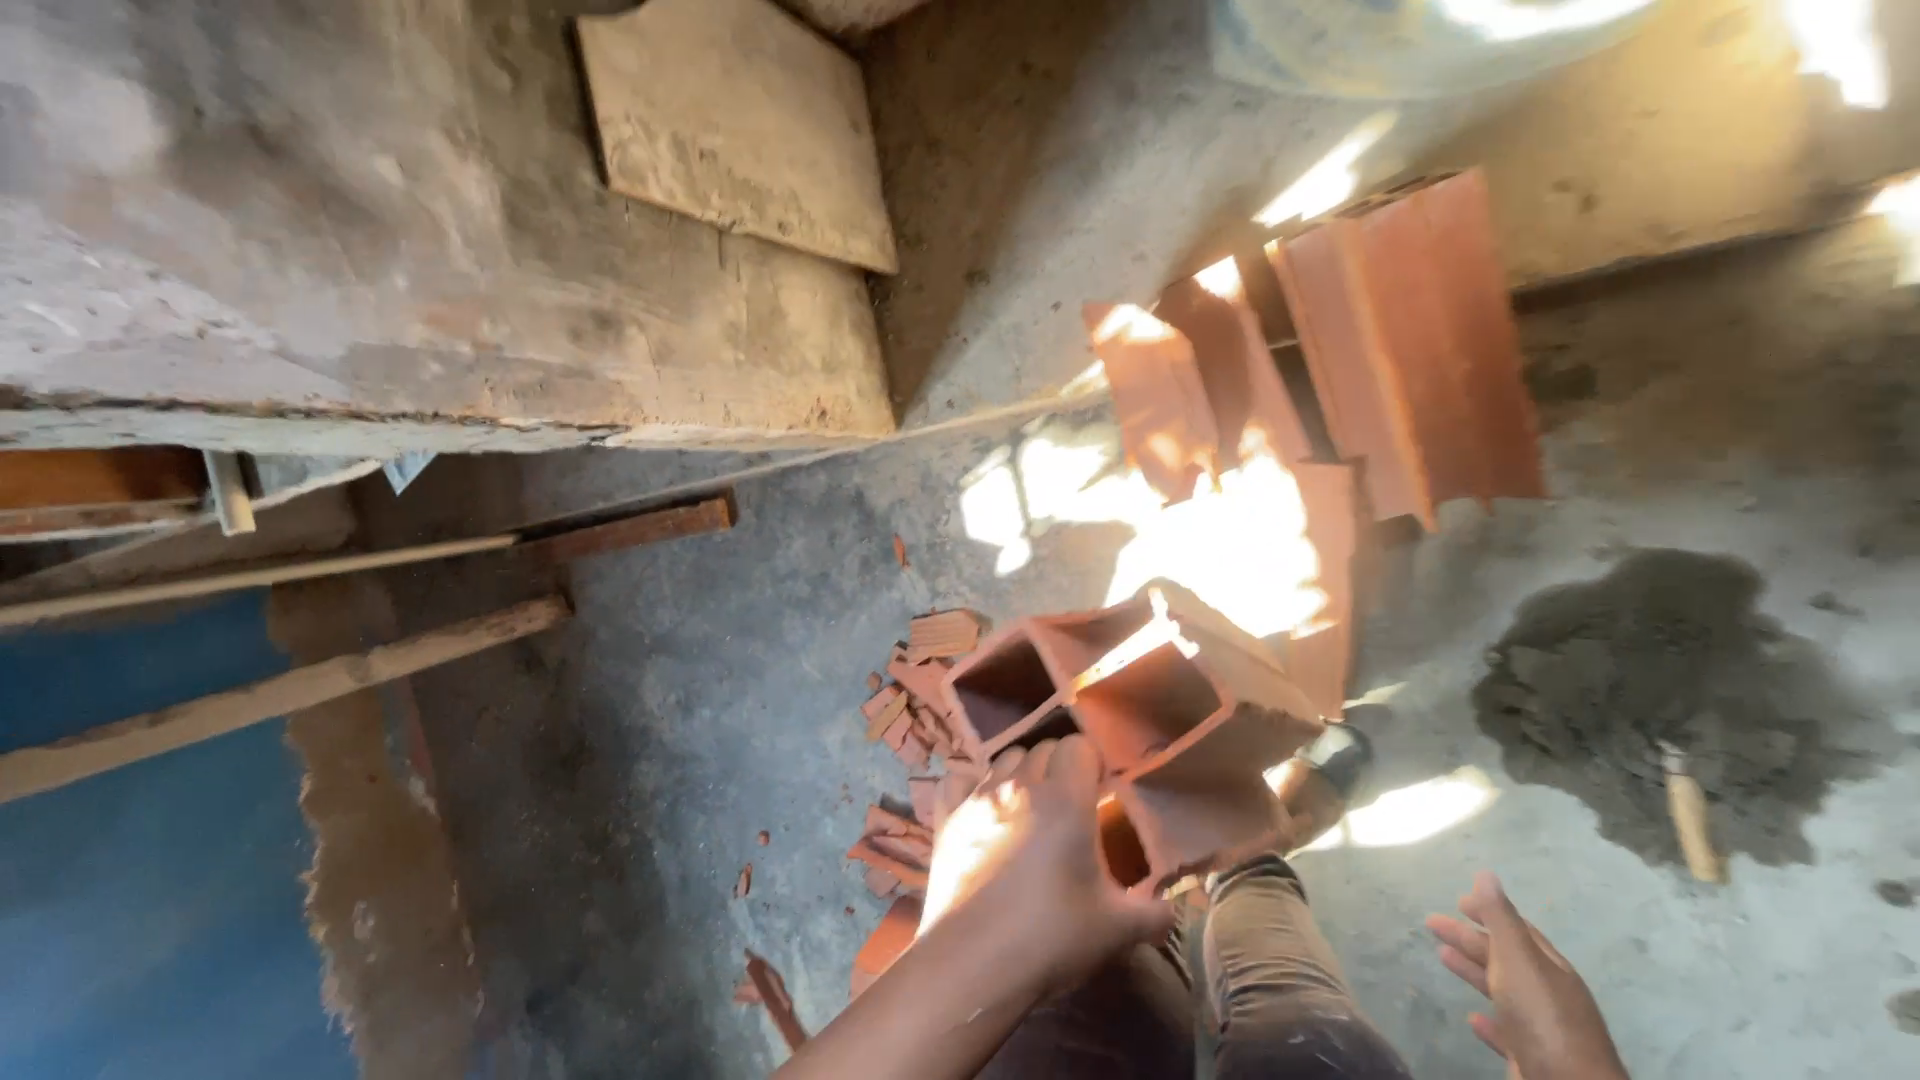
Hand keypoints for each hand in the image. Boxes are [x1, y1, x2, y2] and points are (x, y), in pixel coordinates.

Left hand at [922, 737, 1174, 996]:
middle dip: (1060, 767)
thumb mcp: (1118, 929)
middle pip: (1042, 748)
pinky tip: (982, 807)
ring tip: (1030, 807)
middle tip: (1071, 804)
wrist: (974, 961)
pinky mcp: (946, 817)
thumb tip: (1171, 911)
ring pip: (1004, 759)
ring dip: (1021, 773)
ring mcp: (977, 798)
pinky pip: (959, 778)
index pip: (1078, 745)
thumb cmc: (1051, 935)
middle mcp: (1020, 785)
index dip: (1092, 762)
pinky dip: (973, 784)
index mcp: (1066, 798)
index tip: (1100, 791)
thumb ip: (1154, 913)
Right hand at [1425, 872, 1628, 1079]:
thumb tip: (1486, 874)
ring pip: (1501, 990)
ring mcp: (1541, 1026)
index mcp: (1549, 967)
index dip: (1489, 912)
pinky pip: (1505, 1030)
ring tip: (1442, 956)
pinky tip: (1472, 1017)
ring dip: (1473, 971)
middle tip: (1432, 923)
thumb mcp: (1518, 959)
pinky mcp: (1530, 1055)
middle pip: (1504, 957)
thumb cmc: (1542, 1016)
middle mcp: (1548, 993)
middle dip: (1469, 936)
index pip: (1517, 930)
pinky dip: (1488, 1020)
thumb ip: (1500, 919)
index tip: (1458, 900)